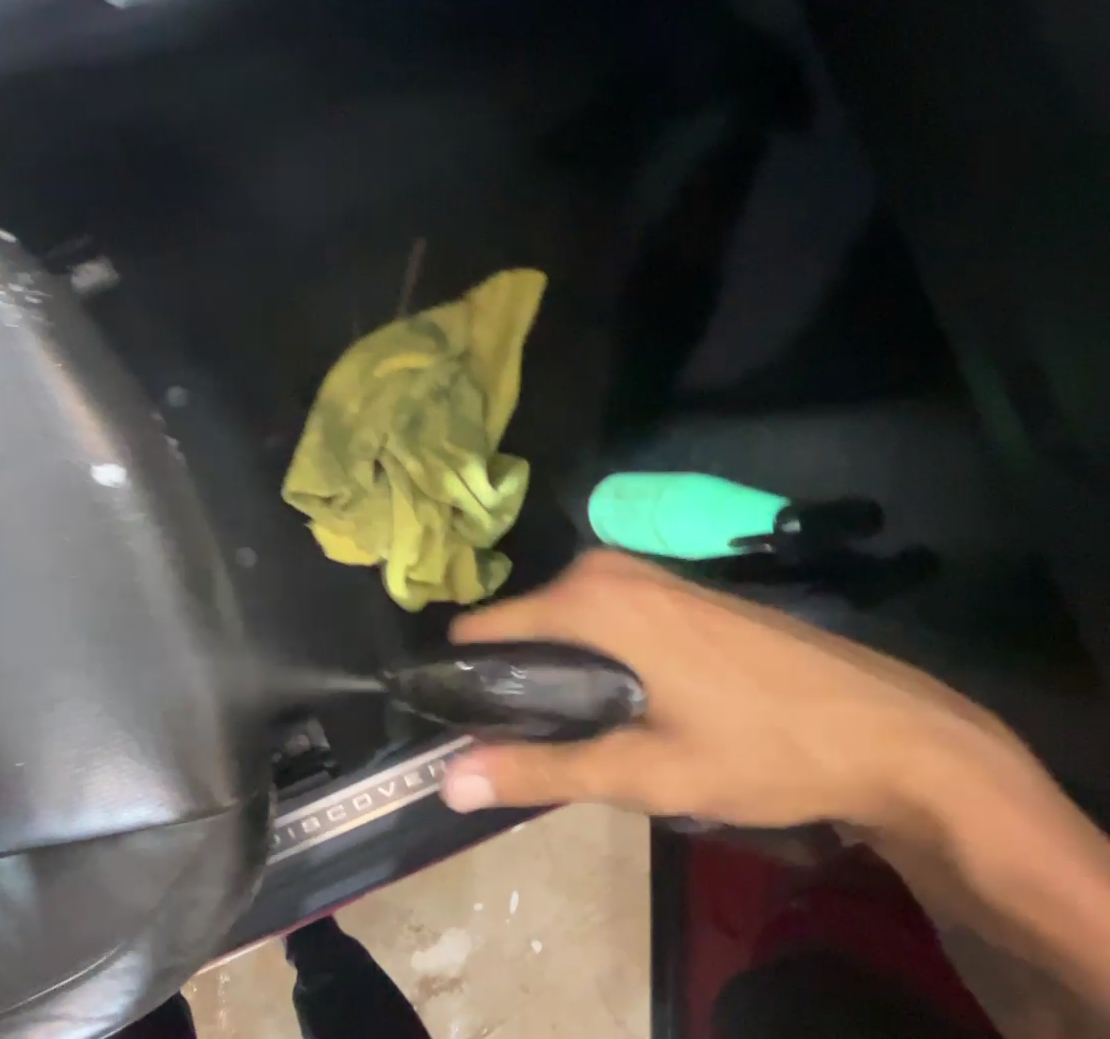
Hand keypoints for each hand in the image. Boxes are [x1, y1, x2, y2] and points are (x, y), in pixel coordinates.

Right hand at [439, 550, 1042, 837]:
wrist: (904, 737)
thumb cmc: (766, 748)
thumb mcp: (646, 772)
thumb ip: (540, 771)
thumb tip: (448, 783)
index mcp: (585, 598)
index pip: (478, 629)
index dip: (466, 681)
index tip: (474, 728)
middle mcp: (603, 569)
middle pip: (517, 626)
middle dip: (515, 680)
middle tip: (546, 742)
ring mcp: (642, 573)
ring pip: (556, 622)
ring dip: (555, 672)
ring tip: (588, 729)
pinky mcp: (672, 587)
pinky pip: (595, 616)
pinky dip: (591, 656)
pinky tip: (631, 704)